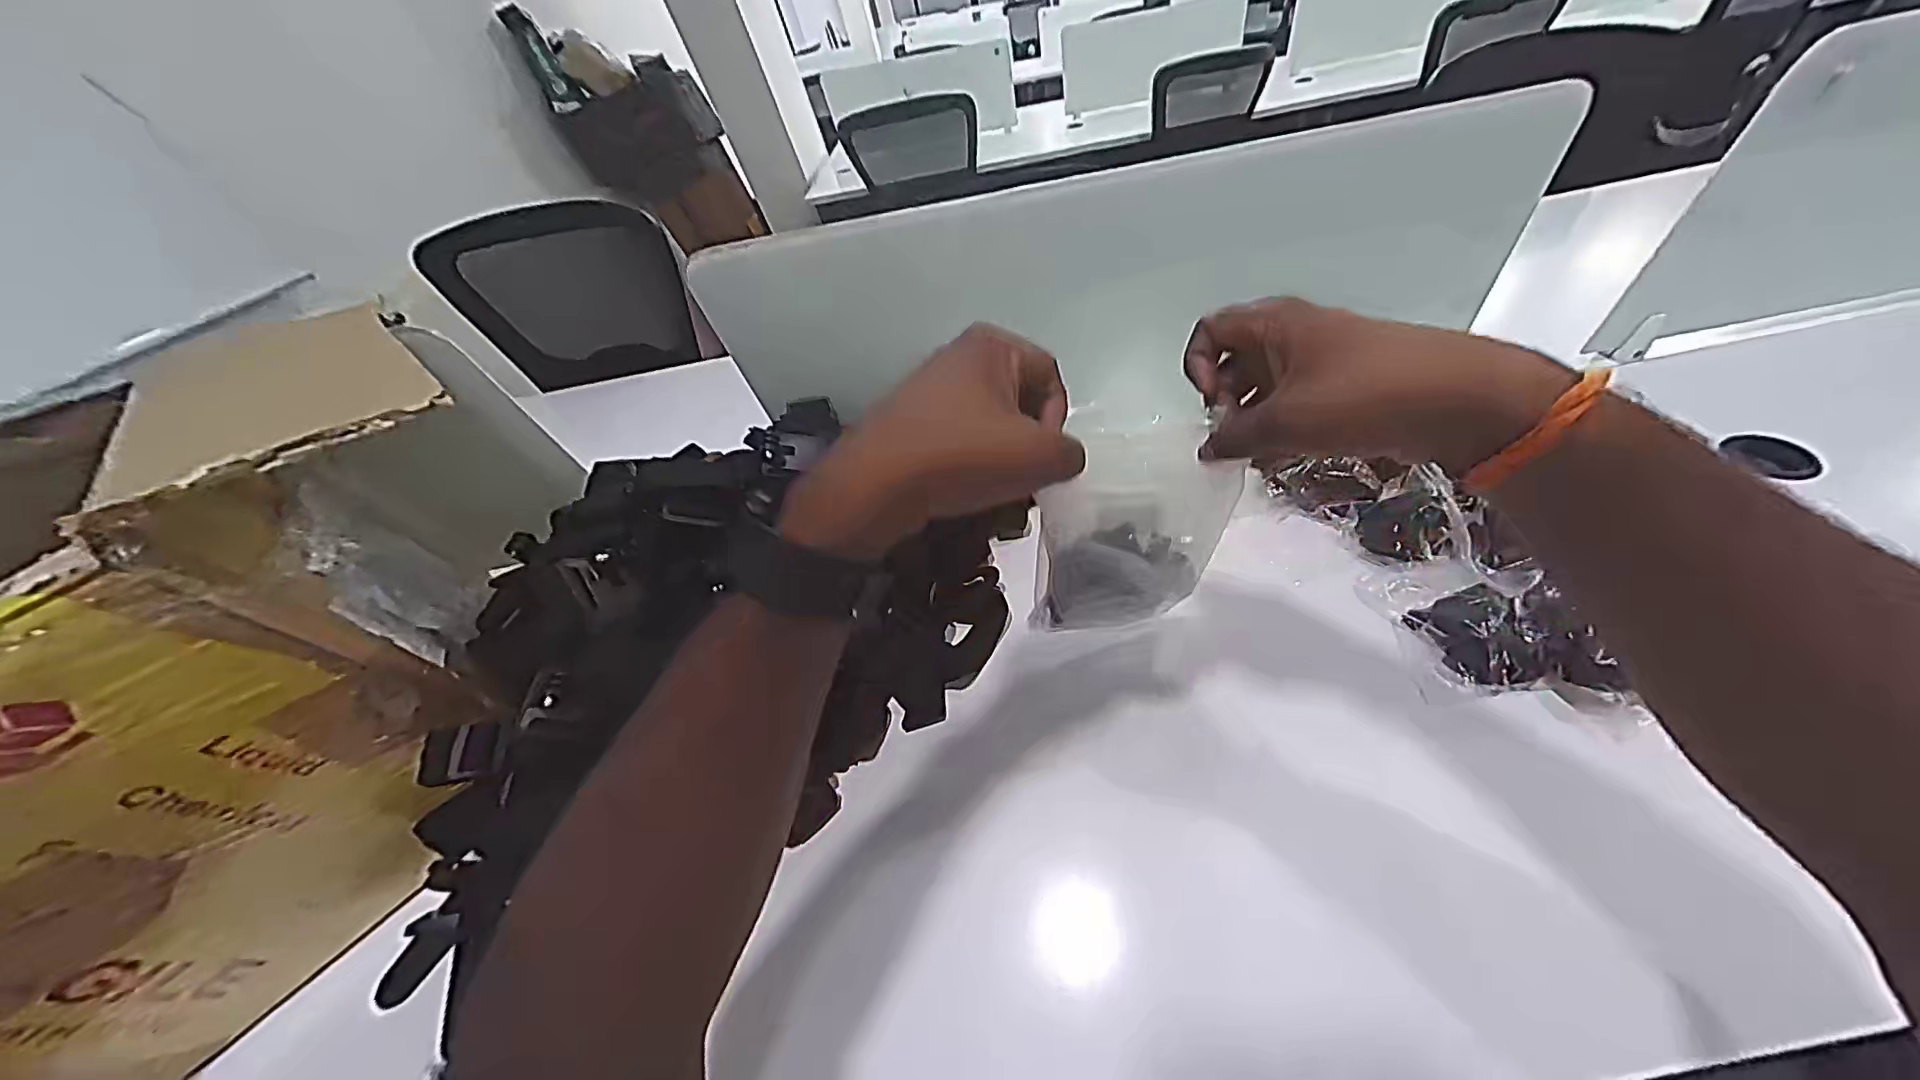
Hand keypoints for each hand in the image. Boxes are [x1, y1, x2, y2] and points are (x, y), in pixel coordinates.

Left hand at [782, 324, 1086, 558]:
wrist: (874, 488)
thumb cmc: (961, 457)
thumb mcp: (1039, 456)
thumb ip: (1070, 453)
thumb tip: (1058, 458)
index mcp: (990, 345)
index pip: (1051, 377)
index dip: (1057, 420)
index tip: (1040, 455)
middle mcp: (957, 357)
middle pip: (1020, 404)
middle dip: (1028, 446)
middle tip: (1021, 480)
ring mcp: (930, 392)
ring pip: (991, 429)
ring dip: (1002, 464)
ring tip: (993, 494)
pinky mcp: (912, 425)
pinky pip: (960, 443)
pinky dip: (971, 469)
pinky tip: (965, 495)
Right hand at [1183, 298, 1576, 473]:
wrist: (1459, 401)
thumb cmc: (1363, 395)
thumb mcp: (1284, 421)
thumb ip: (1234, 438)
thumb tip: (1208, 450)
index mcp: (1274, 324)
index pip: (1210, 331)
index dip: (1198, 366)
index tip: (1211, 403)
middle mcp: (1293, 336)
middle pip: (1234, 363)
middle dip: (1223, 402)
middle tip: (1232, 435)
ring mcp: (1320, 361)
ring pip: (1264, 389)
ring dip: (1251, 423)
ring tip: (1255, 457)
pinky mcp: (1342, 387)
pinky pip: (1294, 405)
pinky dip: (1280, 429)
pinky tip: (1281, 460)